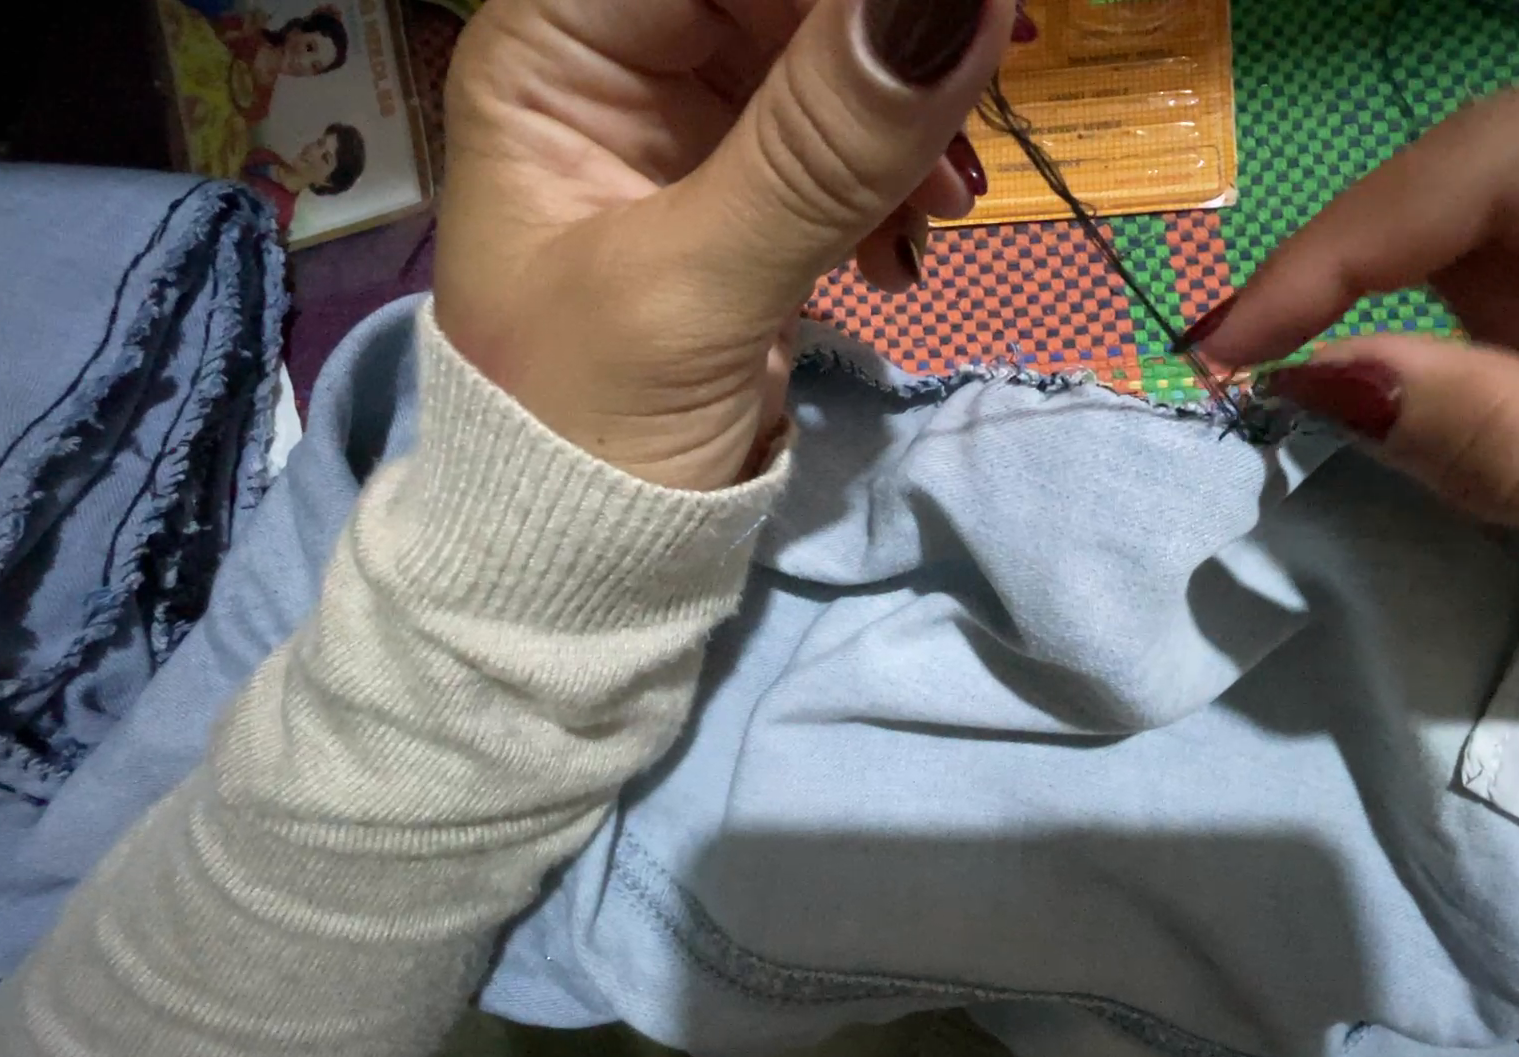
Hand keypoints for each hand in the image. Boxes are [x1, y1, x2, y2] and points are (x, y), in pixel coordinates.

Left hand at [433, 0, 1015, 489]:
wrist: (601, 541)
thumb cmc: (597, 427)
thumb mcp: (697, 289)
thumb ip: (817, 154)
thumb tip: (955, 2)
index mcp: (556, 56)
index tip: (956, 23)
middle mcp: (623, 73)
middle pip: (782, 7)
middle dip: (885, 61)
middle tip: (962, 140)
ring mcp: (695, 143)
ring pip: (832, 79)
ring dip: (902, 140)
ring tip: (938, 218)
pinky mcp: (752, 206)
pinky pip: (845, 161)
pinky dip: (890, 199)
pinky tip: (895, 263)